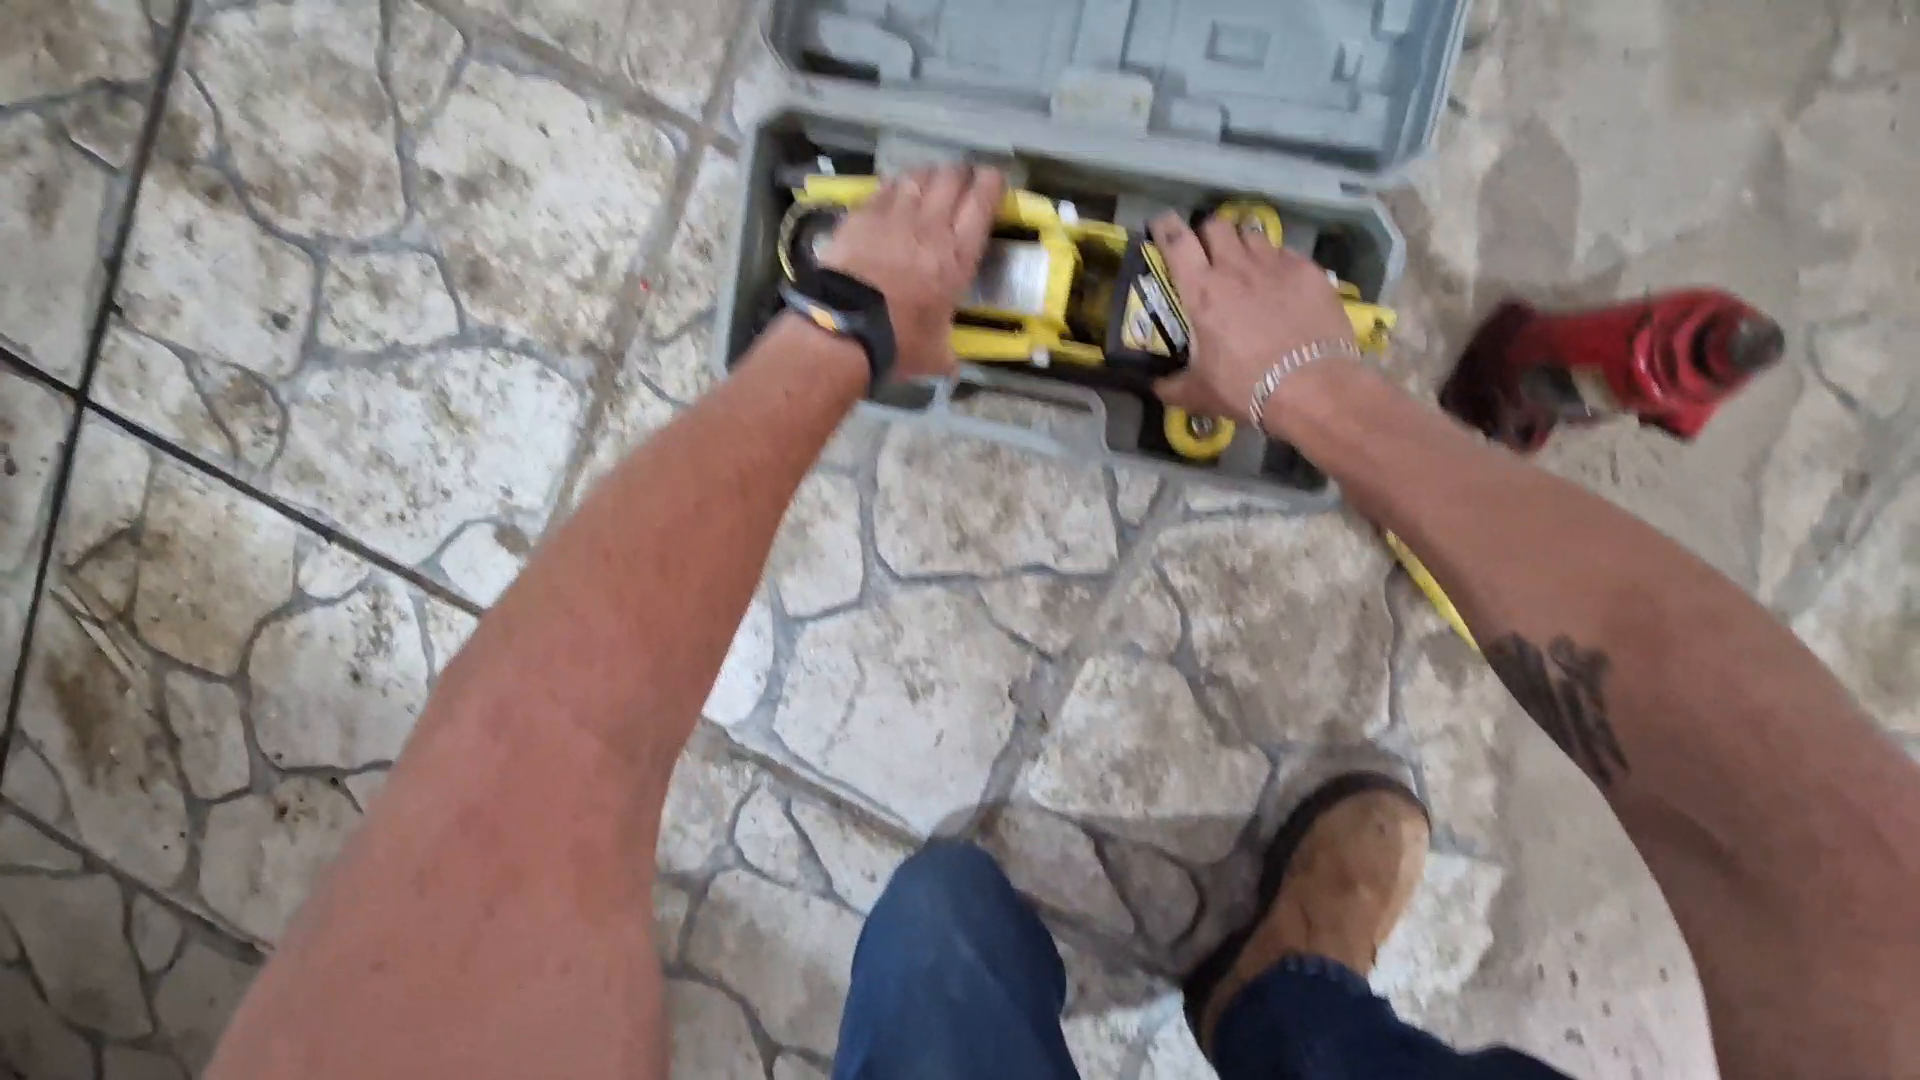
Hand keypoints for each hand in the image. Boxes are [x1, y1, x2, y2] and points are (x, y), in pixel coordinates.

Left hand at [820, 165, 1006, 380]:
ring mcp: (895, 215)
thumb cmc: (898, 341)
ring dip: (929, 175)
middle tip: (961, 180)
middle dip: (961, 173)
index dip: (992, 184)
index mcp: (958, 256)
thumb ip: (947, 353)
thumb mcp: (934, 354)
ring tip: (928, 183)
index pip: (983, 202)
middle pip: (952, 177)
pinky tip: (894, 194)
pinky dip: (895, 187)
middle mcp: (932, 226)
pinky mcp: (863, 213)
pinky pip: (886, 187)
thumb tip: (952, 367)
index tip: (994, 180)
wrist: (844, 327)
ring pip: (920, 175)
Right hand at [1147, 213, 1359, 429]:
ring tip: (1246, 270)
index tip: (1162, 225)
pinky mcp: (1308, 271)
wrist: (1311, 387)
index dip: (1165, 227)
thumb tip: (1158, 386)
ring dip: (1242, 247)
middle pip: (1216, 225)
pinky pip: (1285, 254)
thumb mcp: (1198, 394)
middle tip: (1208, 256)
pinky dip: (1276, 264)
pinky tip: (1280, 287)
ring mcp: (1275, 265)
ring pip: (1252, 235)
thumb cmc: (1244, 388)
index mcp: (1202, 291)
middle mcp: (1235, 267)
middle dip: (1207, 235)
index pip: (1176, 241)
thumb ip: (1172, 386)